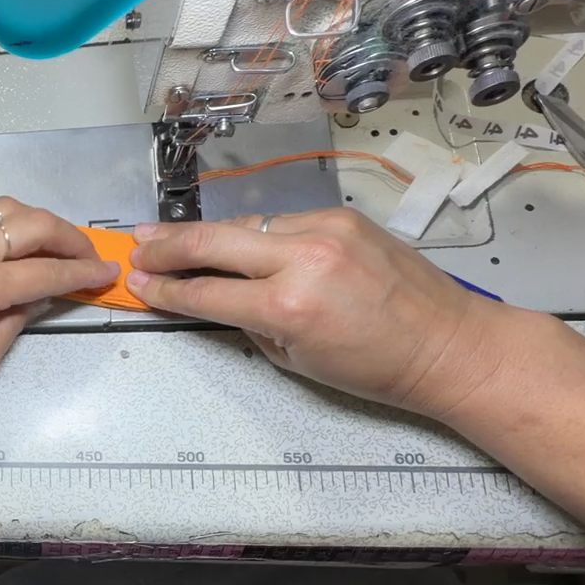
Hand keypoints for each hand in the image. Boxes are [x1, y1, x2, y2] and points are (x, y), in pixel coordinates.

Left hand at [0, 198, 119, 423]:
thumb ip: (14, 324)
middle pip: (31, 225)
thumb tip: (36, 298)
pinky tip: (17, 245)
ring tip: (58, 247)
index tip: (108, 273)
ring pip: (3, 209)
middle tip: (89, 257)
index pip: (44, 272)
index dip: (82, 273)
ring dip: (38, 223)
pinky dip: (6, 224)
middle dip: (69, 238)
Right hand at [125, 209, 517, 417]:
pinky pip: (278, 222)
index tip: (136, 283)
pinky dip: (247, 234)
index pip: (204, 293)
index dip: (163, 290)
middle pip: (212, 242)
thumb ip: (247, 320)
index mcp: (287, 306)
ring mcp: (325, 230)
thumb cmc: (371, 368)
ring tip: (165, 236)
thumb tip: (209, 296)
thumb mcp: (291, 357)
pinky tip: (227, 240)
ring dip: (201, 234)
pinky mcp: (342, 217)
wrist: (449, 345)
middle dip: (166, 246)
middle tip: (136, 247)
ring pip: (242, 226)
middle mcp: (303, 258)